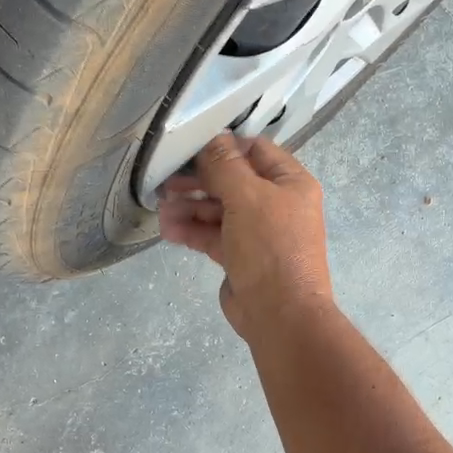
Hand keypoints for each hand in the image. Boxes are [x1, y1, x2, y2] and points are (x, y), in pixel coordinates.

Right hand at [158, 133, 333, 341]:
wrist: (281, 314)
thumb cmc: (270, 247)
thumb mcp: (247, 197)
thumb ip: (225, 165)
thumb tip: (212, 137)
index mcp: (291, 183)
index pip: (256, 150)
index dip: (224, 147)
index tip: (190, 147)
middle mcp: (277, 204)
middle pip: (232, 181)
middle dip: (199, 180)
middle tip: (167, 181)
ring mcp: (258, 232)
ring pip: (218, 209)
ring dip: (189, 207)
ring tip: (162, 209)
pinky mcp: (240, 257)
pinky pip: (212, 235)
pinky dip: (191, 230)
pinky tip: (167, 230)